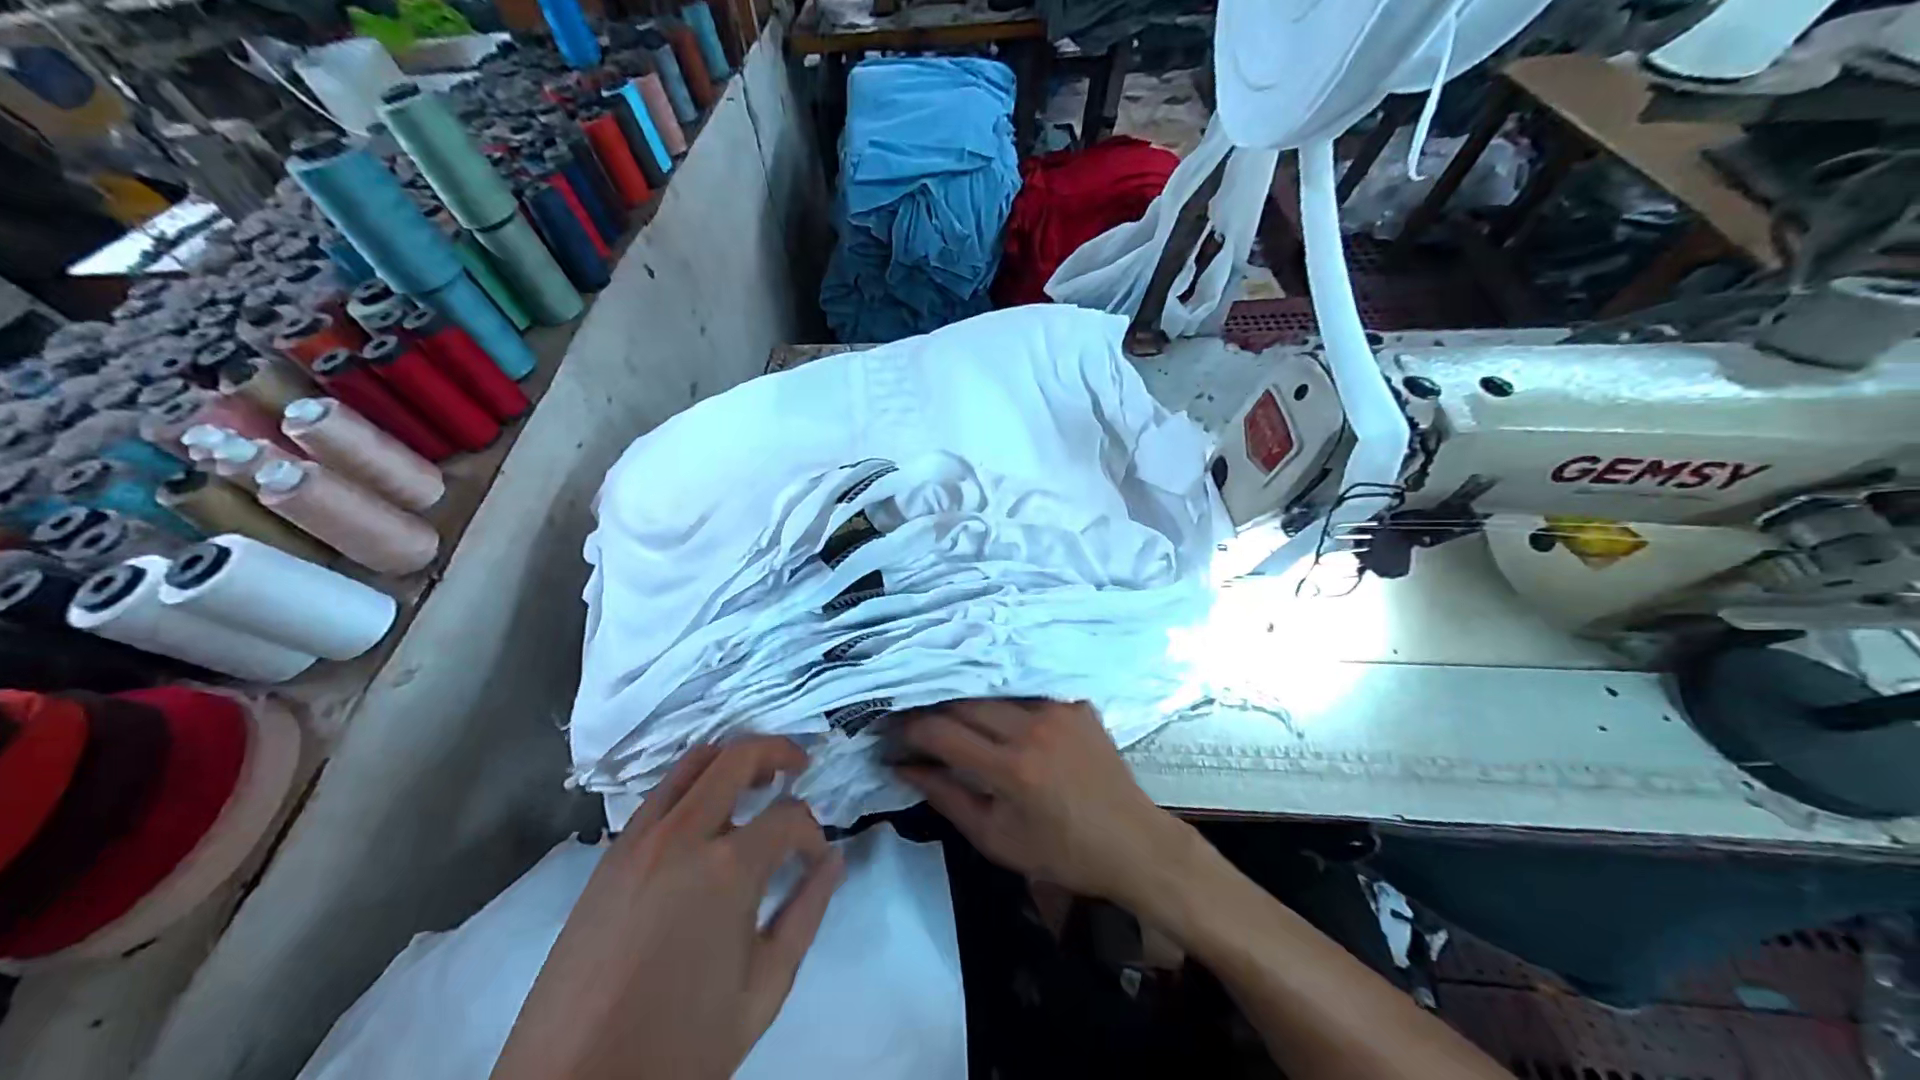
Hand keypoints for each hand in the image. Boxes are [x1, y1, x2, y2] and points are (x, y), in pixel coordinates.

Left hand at [490, 737, 844, 1079]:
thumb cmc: (679, 1045)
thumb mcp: (764, 989)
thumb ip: (806, 914)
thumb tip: (832, 862)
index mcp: (727, 869)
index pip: (789, 817)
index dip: (813, 833)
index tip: (816, 859)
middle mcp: (682, 835)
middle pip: (738, 757)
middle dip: (778, 753)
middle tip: (799, 767)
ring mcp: (637, 840)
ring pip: (691, 764)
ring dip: (731, 761)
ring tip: (755, 783)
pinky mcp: (608, 857)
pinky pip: (659, 796)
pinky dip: (693, 786)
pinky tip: (706, 820)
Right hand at [893, 699, 1192, 907]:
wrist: (1133, 843)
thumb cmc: (1061, 853)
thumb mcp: (995, 837)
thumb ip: (945, 796)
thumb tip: (903, 766)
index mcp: (1011, 768)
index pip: (941, 732)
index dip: (908, 730)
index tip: (891, 734)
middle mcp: (1033, 727)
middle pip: (962, 701)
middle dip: (930, 708)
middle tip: (911, 720)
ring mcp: (1058, 709)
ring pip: (992, 691)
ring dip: (964, 701)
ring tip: (947, 714)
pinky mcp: (1076, 703)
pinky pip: (1025, 692)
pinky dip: (1002, 701)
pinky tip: (993, 713)